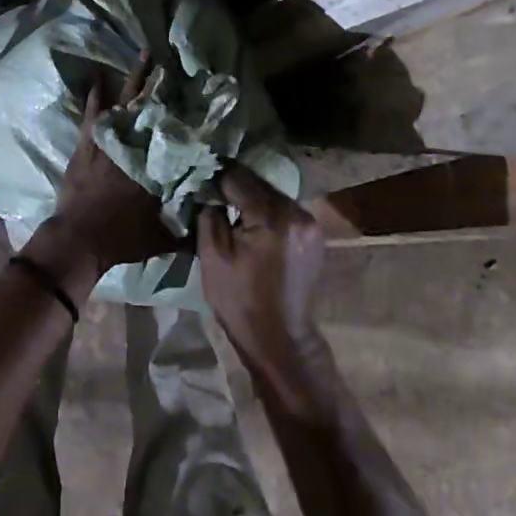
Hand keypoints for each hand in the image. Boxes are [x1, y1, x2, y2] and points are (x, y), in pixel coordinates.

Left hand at [43, 52, 177, 271]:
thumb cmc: (121, 239)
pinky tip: (98, 79)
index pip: (176, 132)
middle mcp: (136, 147)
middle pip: (153, 110)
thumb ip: (186, 234)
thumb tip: (212, 229)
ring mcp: (110, 143)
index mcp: (156, 167)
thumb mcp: (161, 240)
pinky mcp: (88, 146)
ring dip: (135, 81)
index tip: (199, 92)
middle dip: (163, 85)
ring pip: (125, 105)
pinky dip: (96, 97)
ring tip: (145, 55)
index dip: (187, 111)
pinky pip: (93, 116)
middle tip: (172, 62)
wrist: (80, 241)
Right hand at [199, 163, 326, 369]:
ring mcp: (310, 222)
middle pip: (259, 184)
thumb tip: (209, 191)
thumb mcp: (212, 257)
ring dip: (252, 198)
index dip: (217, 179)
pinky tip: (254, 223)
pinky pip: (285, 209)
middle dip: (235, 186)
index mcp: (272, 217)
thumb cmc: (241, 301)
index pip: (239, 178)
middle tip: (213, 193)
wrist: (279, 337)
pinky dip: (268, 211)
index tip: (201, 182)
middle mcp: (297, 212)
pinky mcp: (314, 232)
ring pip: (273, 195)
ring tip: (231, 207)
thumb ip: (210, 215)